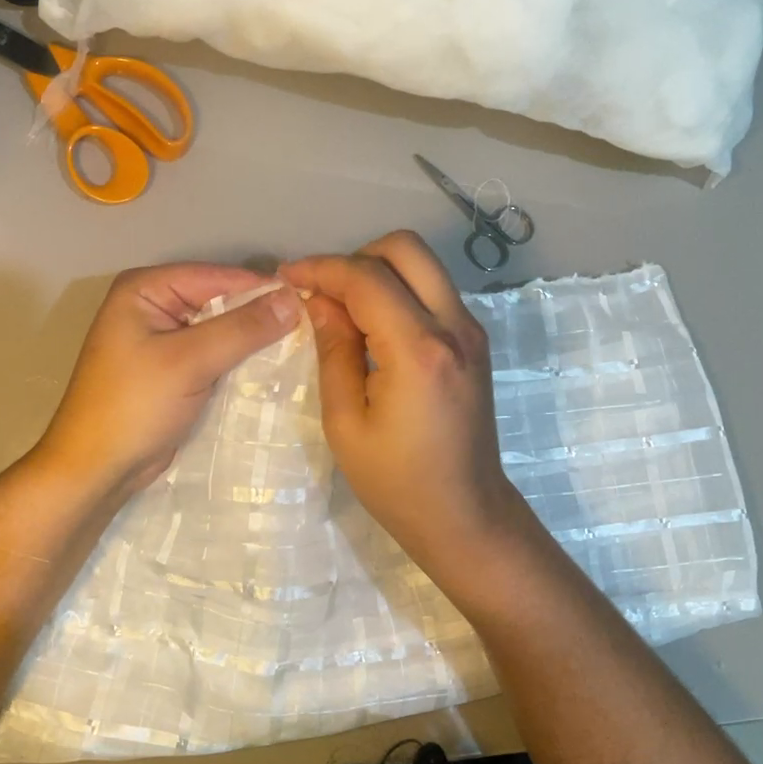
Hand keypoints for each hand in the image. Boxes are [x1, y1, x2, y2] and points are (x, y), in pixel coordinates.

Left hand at [34, 263, 298, 494]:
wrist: (97, 469)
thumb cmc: (133, 407)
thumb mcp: (189, 362)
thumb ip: (242, 328)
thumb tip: (293, 299)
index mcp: (146, 289)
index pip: (217, 277)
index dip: (262, 289)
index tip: (311, 303)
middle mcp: (153, 306)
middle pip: (220, 301)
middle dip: (260, 316)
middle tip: (312, 329)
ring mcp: (163, 341)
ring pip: (221, 331)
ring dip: (253, 343)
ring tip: (302, 350)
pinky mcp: (173, 372)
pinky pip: (214, 357)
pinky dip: (239, 363)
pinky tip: (273, 372)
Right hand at [280, 231, 528, 567]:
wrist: (465, 515)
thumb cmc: (397, 482)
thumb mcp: (346, 423)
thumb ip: (334, 352)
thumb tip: (320, 301)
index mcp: (418, 350)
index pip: (366, 278)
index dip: (321, 269)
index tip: (286, 278)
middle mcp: (454, 327)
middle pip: (406, 248)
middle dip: (356, 258)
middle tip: (324, 294)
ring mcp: (472, 332)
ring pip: (424, 265)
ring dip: (380, 272)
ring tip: (344, 311)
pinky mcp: (475, 343)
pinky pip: (434, 292)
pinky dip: (400, 292)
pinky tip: (372, 329)